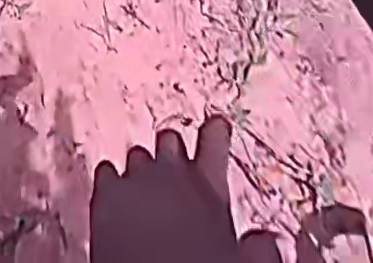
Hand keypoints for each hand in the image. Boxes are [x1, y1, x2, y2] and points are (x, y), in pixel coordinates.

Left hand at [91, 116, 282, 261]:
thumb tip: (268, 240)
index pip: (214, 144)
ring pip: (138, 154)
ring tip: (149, 194)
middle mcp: (169, 175)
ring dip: (144, 169)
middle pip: (170, 139)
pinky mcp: (105, 192)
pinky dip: (113, 183)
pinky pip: (107, 171)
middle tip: (176, 168)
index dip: (216, 132)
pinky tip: (117, 199)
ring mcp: (134, 179)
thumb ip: (258, 252)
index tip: (217, 122)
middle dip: (173, 150)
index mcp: (207, 192)